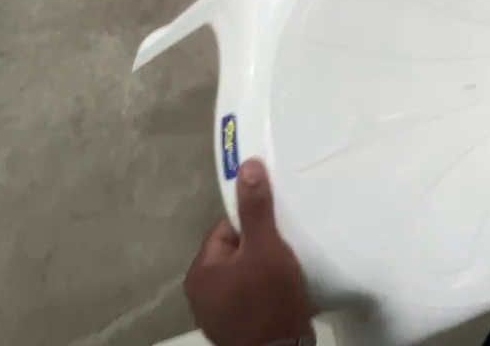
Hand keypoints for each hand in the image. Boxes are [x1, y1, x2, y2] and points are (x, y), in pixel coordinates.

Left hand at [185, 158, 314, 345]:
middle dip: (262, 243)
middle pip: (237, 248)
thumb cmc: (267, 299)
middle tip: (285, 244)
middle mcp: (202, 292)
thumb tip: (246, 165)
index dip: (254, 221)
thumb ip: (256, 207)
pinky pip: (251, 290)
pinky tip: (284, 285)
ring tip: (288, 264)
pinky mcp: (237, 324)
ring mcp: (219, 312)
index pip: (228, 227)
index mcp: (201, 271)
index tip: (277, 226)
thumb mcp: (266, 246)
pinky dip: (267, 284)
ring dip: (266, 263)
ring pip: (246, 270)